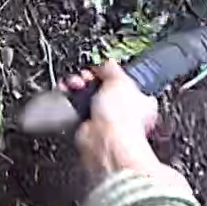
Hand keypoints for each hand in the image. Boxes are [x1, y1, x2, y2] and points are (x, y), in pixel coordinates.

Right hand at [65, 60, 159, 178]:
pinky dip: (67, 99)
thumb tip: (106, 63)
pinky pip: (74, 107)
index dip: (110, 72)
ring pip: (86, 96)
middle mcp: (123, 111)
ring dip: (77, 86)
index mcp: (140, 101)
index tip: (100, 68)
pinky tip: (66, 91)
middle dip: (90, 79)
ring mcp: (103, 119)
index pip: (123, 81)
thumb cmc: (123, 118)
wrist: (104, 142)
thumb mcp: (120, 80)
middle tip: (85, 77)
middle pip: (101, 87)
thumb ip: (112, 69)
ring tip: (74, 84)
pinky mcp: (85, 126)